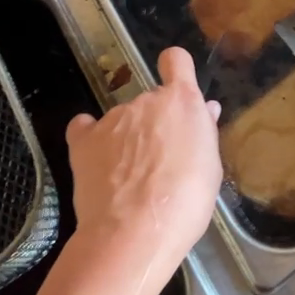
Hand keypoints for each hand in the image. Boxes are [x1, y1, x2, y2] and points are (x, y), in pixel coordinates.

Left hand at [65, 46, 222, 269]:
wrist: (135, 234)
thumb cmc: (186, 203)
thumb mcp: (210, 169)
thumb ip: (204, 133)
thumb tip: (205, 110)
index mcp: (182, 101)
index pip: (176, 60)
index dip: (176, 70)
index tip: (176, 88)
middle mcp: (146, 100)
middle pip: (151, 101)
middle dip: (155, 124)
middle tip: (159, 161)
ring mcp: (113, 118)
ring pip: (123, 120)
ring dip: (127, 139)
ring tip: (128, 179)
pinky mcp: (84, 141)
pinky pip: (85, 129)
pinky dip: (90, 139)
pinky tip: (96, 161)